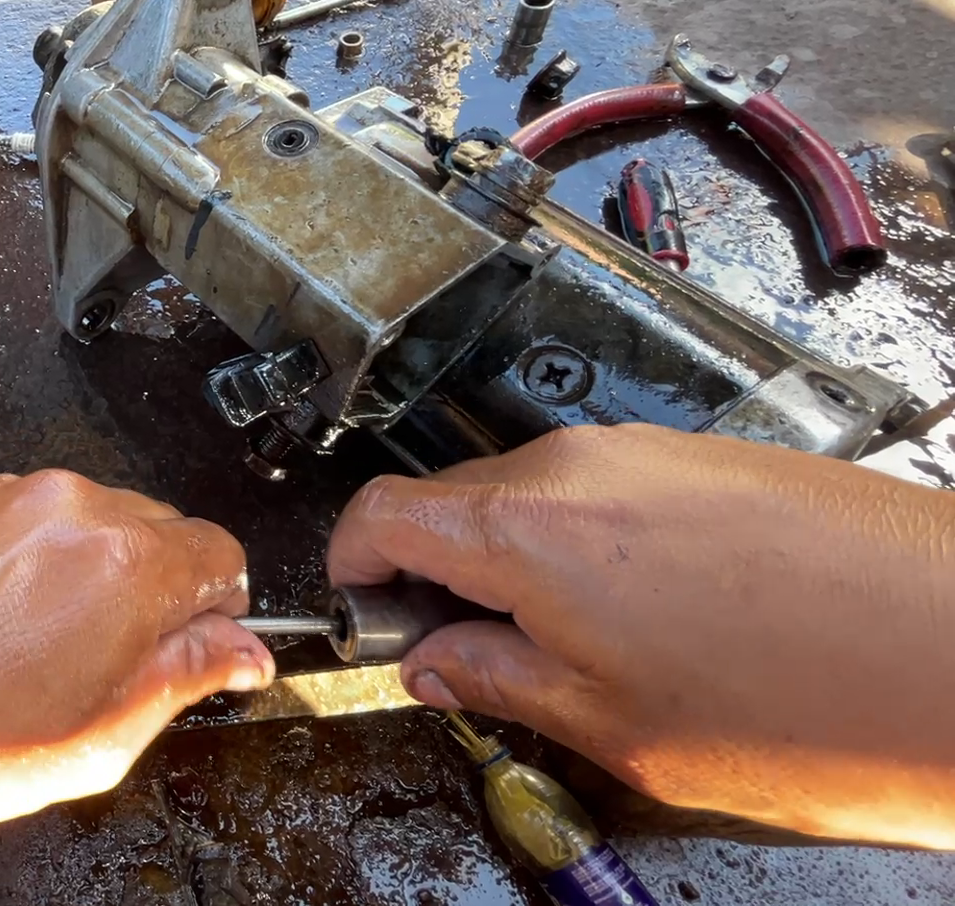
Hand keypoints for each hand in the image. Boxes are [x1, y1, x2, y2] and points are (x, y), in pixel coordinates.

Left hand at [0, 469, 272, 833]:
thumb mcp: (102, 735)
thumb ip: (185, 674)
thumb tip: (237, 648)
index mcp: (121, 560)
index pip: (219, 553)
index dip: (218, 602)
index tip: (198, 634)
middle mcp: (66, 506)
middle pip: (155, 527)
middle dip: (153, 584)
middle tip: (111, 652)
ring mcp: (3, 495)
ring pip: (87, 517)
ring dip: (86, 566)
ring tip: (37, 640)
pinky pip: (24, 513)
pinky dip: (28, 552)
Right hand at [327, 423, 954, 848]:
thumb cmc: (826, 703)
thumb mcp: (620, 726)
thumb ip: (492, 679)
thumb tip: (431, 663)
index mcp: (522, 531)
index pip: (376, 513)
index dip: (349, 558)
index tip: (365, 600)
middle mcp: (562, 468)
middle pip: (439, 503)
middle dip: (430, 569)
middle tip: (467, 640)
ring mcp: (628, 450)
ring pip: (509, 495)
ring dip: (504, 556)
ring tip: (572, 631)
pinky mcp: (685, 451)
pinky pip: (581, 485)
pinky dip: (568, 537)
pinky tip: (641, 599)